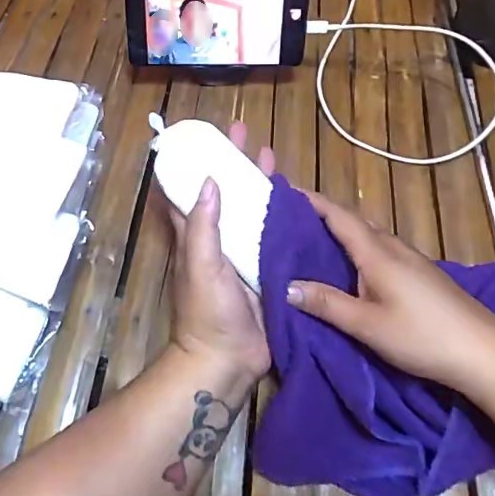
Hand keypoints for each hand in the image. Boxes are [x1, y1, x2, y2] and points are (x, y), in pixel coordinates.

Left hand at [165, 122, 273, 384]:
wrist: (229, 361)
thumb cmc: (207, 311)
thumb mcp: (199, 264)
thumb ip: (203, 225)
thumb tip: (209, 178)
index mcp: (198, 235)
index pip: (195, 189)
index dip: (201, 161)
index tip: (212, 136)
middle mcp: (221, 239)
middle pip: (228, 192)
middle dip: (235, 164)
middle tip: (248, 134)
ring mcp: (245, 254)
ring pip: (253, 209)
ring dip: (261, 183)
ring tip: (273, 154)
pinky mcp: (269, 268)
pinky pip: (277, 235)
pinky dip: (285, 215)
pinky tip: (300, 198)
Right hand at [288, 192, 494, 392]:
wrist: (485, 352)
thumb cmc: (423, 336)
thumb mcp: (367, 325)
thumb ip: (327, 303)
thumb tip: (286, 285)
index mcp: (376, 252)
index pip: (337, 215)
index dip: (311, 201)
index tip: (284, 191)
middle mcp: (392, 246)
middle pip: (352, 220)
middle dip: (321, 213)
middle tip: (290, 217)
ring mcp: (410, 258)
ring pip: (368, 233)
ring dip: (341, 230)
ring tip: (313, 238)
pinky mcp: (420, 273)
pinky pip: (380, 247)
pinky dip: (357, 246)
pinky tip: (351, 265)